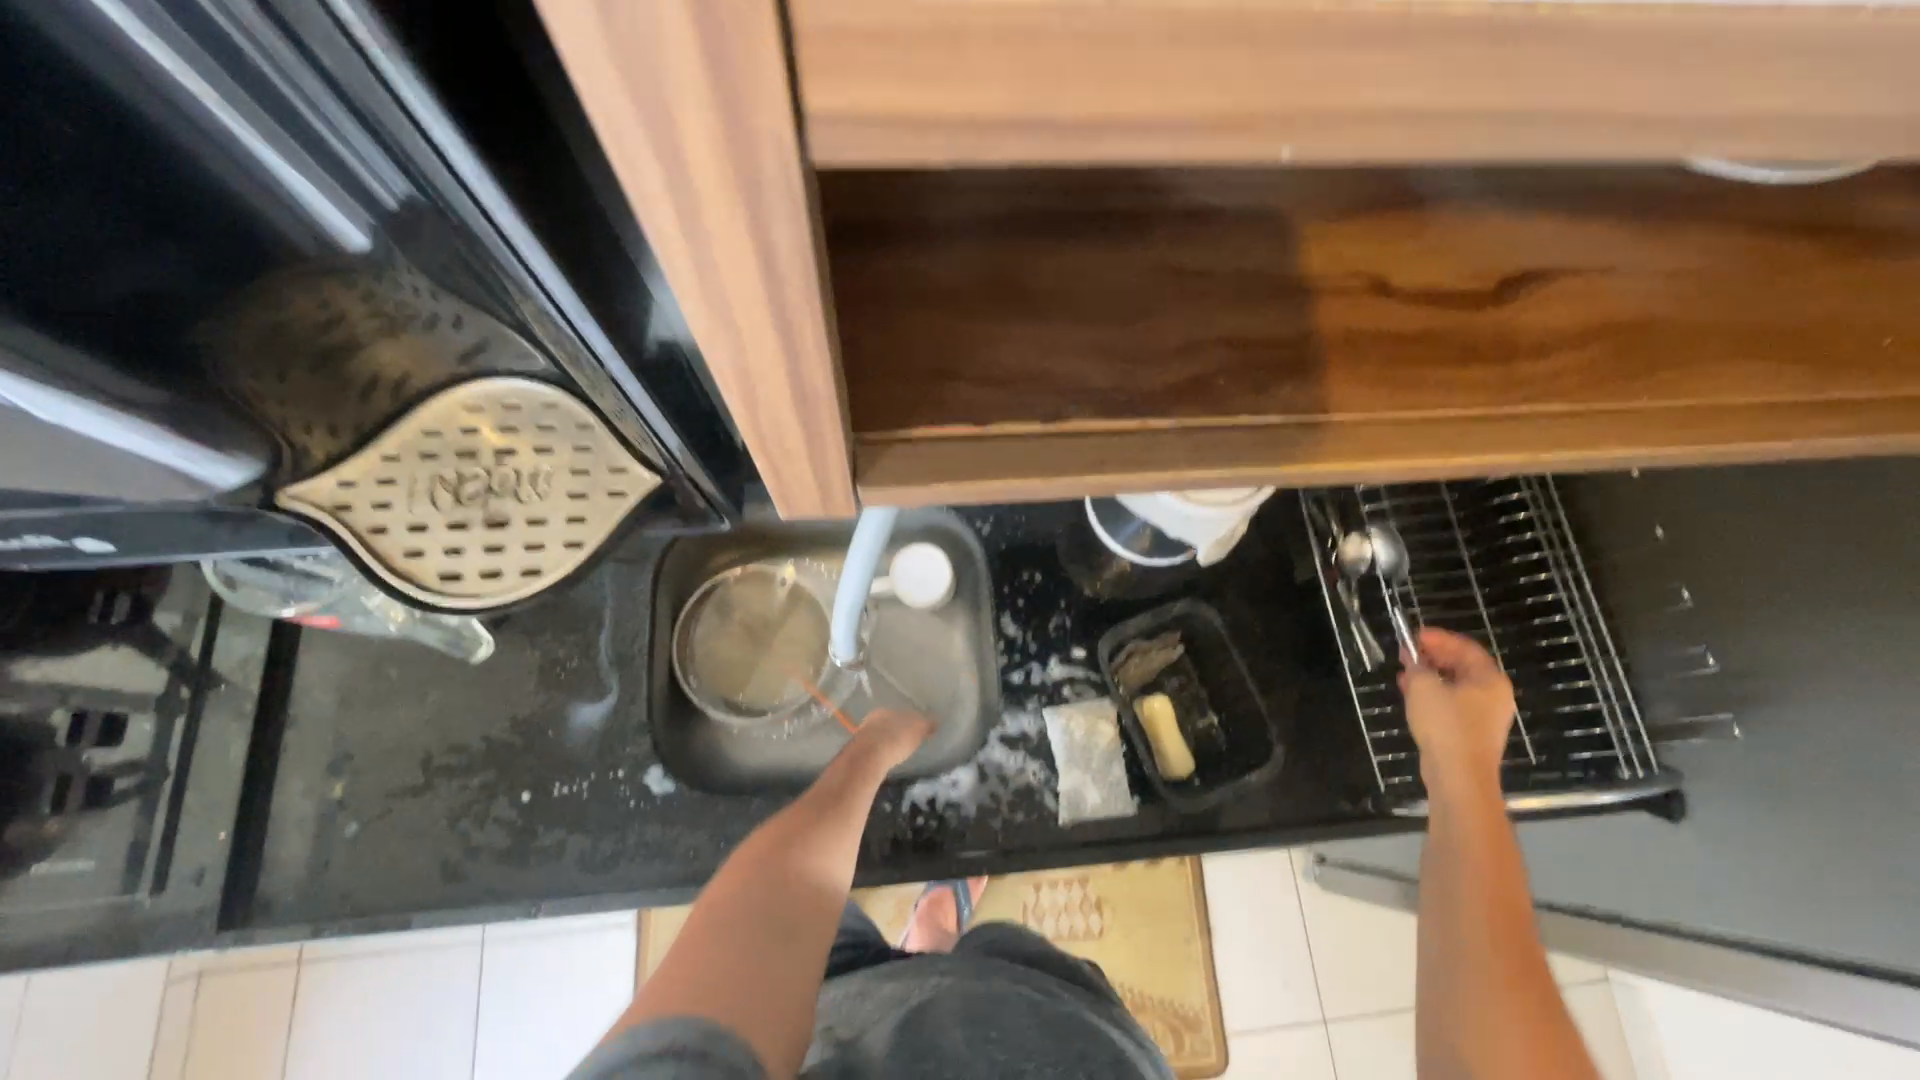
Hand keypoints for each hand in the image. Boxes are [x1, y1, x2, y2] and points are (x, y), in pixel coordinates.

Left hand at [841, 708, 933, 775]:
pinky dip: (879, 753)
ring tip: (895, 753)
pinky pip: (873, 750)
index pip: (901, 713)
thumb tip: (935, 721)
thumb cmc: (897, 738)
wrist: (869, 757)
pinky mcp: (858, 751)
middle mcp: (872, 719)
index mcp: (887, 710)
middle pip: (888, 724)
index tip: (916, 732)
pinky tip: (884, 760)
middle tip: (906, 743)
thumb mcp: (918, 729)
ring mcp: (863, 735)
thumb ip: (927, 724)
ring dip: (886, 743)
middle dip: (896, 731)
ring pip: (879, 736)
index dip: (910, 722)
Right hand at [1398, 628, 1514, 793]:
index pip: (1465, 648)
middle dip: (1433, 657)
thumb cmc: (1445, 725)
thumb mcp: (1424, 688)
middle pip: (1463, 666)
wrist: (1459, 776)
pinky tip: (1411, 695)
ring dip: (1430, 676)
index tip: (1412, 635)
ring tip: (1404, 671)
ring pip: (1456, 686)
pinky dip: (1433, 695)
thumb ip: (1417, 668)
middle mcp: (1493, 695)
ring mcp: (1485, 716)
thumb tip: (1413, 660)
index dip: (1438, 638)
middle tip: (1406, 652)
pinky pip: (1452, 704)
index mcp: (1490, 680)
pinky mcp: (1472, 733)